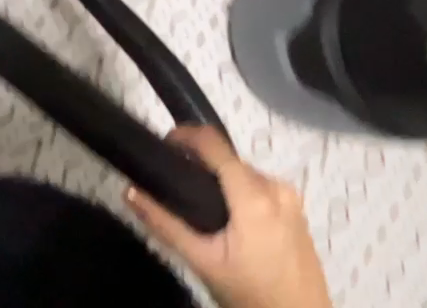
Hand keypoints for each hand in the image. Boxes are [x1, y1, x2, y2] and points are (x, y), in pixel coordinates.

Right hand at [126, 125, 332, 307]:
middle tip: (176, 186)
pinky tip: (228, 223)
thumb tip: (129, 192)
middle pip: (228, 158)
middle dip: (200, 163)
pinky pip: (260, 187)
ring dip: (220, 178)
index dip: (184, 135)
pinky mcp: (298, 213)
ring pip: (244, 172)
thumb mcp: (203, 263)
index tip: (162, 145)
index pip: (213, 143)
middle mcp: (276, 187)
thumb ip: (164, 224)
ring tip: (198, 206)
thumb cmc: (253, 297)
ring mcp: (291, 200)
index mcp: (254, 194)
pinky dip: (239, 193)